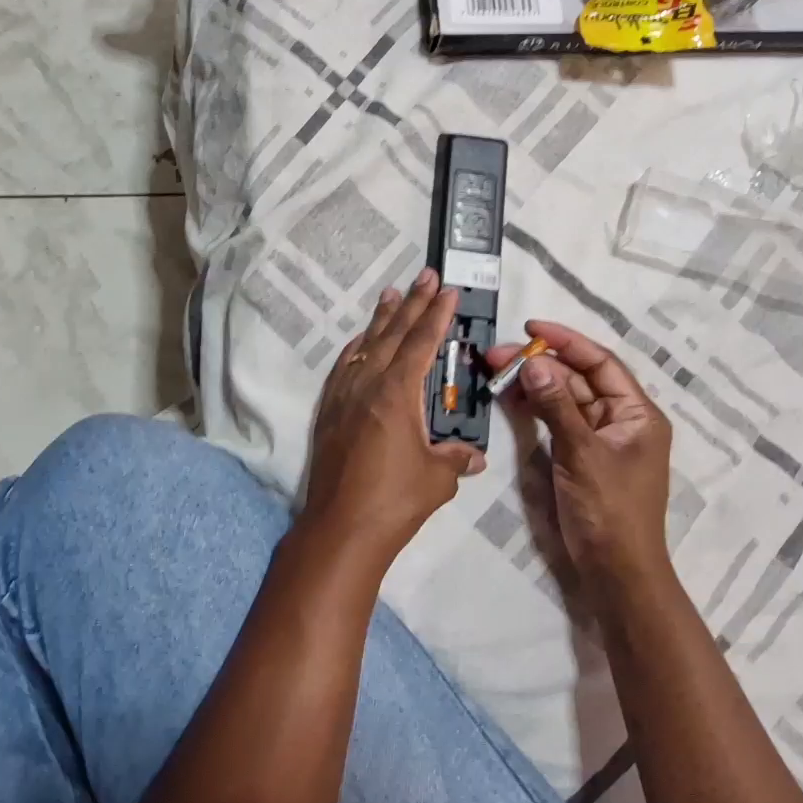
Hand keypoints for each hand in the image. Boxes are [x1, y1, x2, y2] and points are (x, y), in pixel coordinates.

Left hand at [305, 268, 485, 561]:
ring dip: (381, 320)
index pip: (421, 344)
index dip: (436, 315)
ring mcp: (343, 397)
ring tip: (392, 295)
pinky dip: (355, 350)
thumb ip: (455, 458)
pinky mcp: (329, 412)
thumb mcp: (437, 478)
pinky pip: (343, 369)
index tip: (447, 290)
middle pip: (393, 335)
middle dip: (412, 304)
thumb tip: (473, 455)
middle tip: (425, 276)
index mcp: (397, 394)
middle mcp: (367, 385)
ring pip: (365, 347)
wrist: (341, 526)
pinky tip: (359, 343)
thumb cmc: (394, 500)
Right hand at [487, 320, 672, 580]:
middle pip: (578, 377)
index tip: (530, 327)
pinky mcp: (580, 455)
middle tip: (495, 356)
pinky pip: (557, 420)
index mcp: (637, 413)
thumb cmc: (610, 509)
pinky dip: (535, 407)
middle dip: (539, 363)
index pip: (601, 362)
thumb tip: (532, 363)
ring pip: (563, 397)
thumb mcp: (583, 453)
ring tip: (495, 371)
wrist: (615, 570)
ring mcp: (599, 437)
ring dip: (533, 383)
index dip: (566, 341)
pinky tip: (509, 397)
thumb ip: (557, 407)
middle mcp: (621, 419)